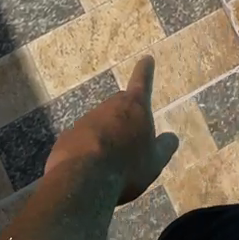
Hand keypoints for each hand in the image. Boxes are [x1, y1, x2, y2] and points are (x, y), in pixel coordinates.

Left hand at [43, 55, 178, 204]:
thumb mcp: (155, 160)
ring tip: (108, 159)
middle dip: (123, 114)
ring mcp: (85, 120)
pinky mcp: (66, 137)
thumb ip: (164, 146)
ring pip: (98, 122)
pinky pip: (80, 140)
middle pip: (118, 103)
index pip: (142, 81)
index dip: (145, 70)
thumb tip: (171, 137)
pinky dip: (86, 148)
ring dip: (104, 134)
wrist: (82, 180)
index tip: (146, 59)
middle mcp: (110, 106)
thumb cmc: (127, 166)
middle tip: (128, 133)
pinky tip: (88, 168)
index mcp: (134, 106)